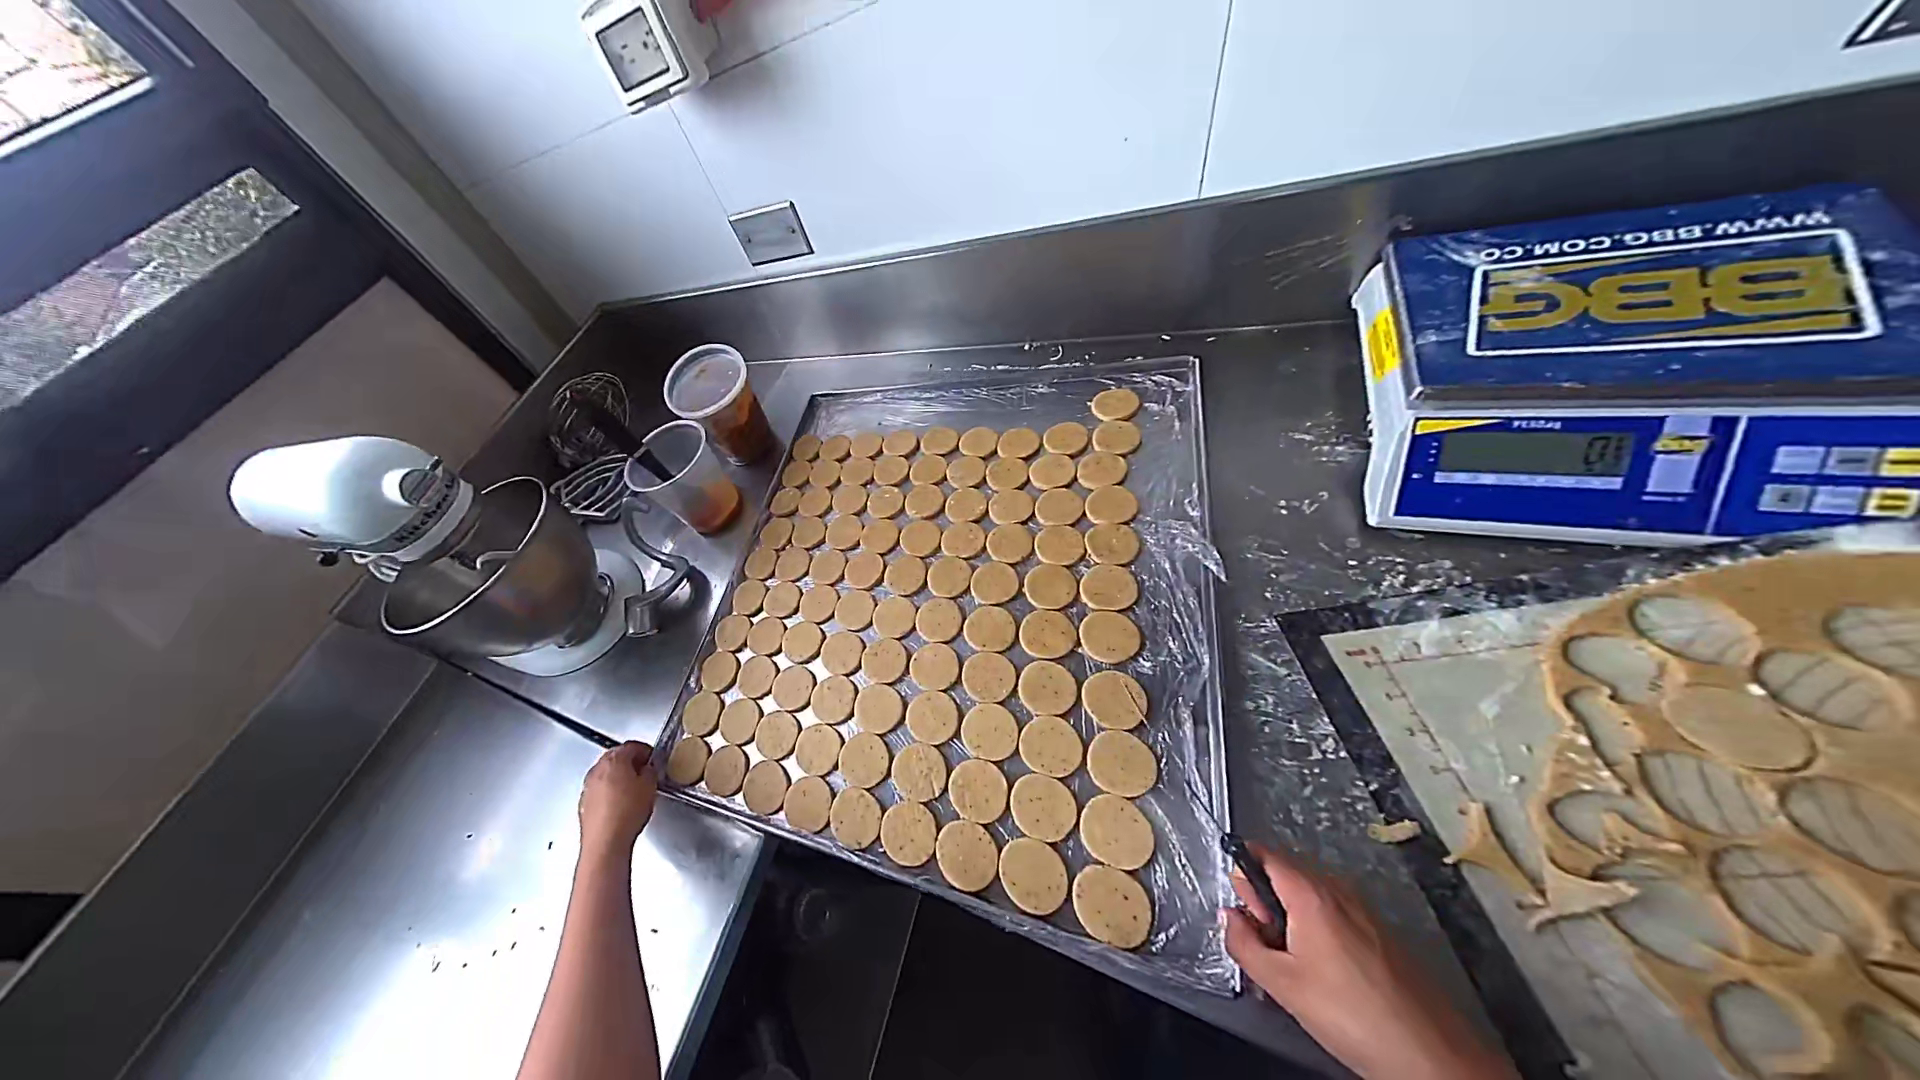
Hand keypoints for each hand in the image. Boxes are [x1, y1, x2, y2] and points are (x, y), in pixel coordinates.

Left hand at [578, 742, 656, 858]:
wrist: (605, 842)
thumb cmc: (626, 813)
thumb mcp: (650, 786)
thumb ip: (650, 771)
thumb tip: (647, 770)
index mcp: (614, 760)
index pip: (632, 746)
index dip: (646, 751)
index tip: (652, 758)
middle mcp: (597, 770)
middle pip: (616, 757)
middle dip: (630, 762)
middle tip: (644, 770)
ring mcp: (588, 787)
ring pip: (606, 774)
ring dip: (619, 777)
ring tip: (634, 789)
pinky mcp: (584, 803)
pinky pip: (600, 789)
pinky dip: (610, 791)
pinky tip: (621, 803)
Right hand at [1223, 843, 1516, 1079]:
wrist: (1434, 1059)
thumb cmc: (1354, 1018)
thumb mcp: (1281, 984)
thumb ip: (1243, 944)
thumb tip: (1229, 919)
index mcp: (1310, 893)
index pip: (1261, 854)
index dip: (1243, 878)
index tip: (1245, 913)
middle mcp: (1338, 891)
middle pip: (1284, 875)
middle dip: (1265, 903)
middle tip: (1267, 946)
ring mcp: (1363, 910)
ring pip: (1308, 899)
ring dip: (1290, 921)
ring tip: (1294, 967)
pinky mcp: (1380, 933)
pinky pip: (1333, 916)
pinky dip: (1317, 934)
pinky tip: (1324, 978)